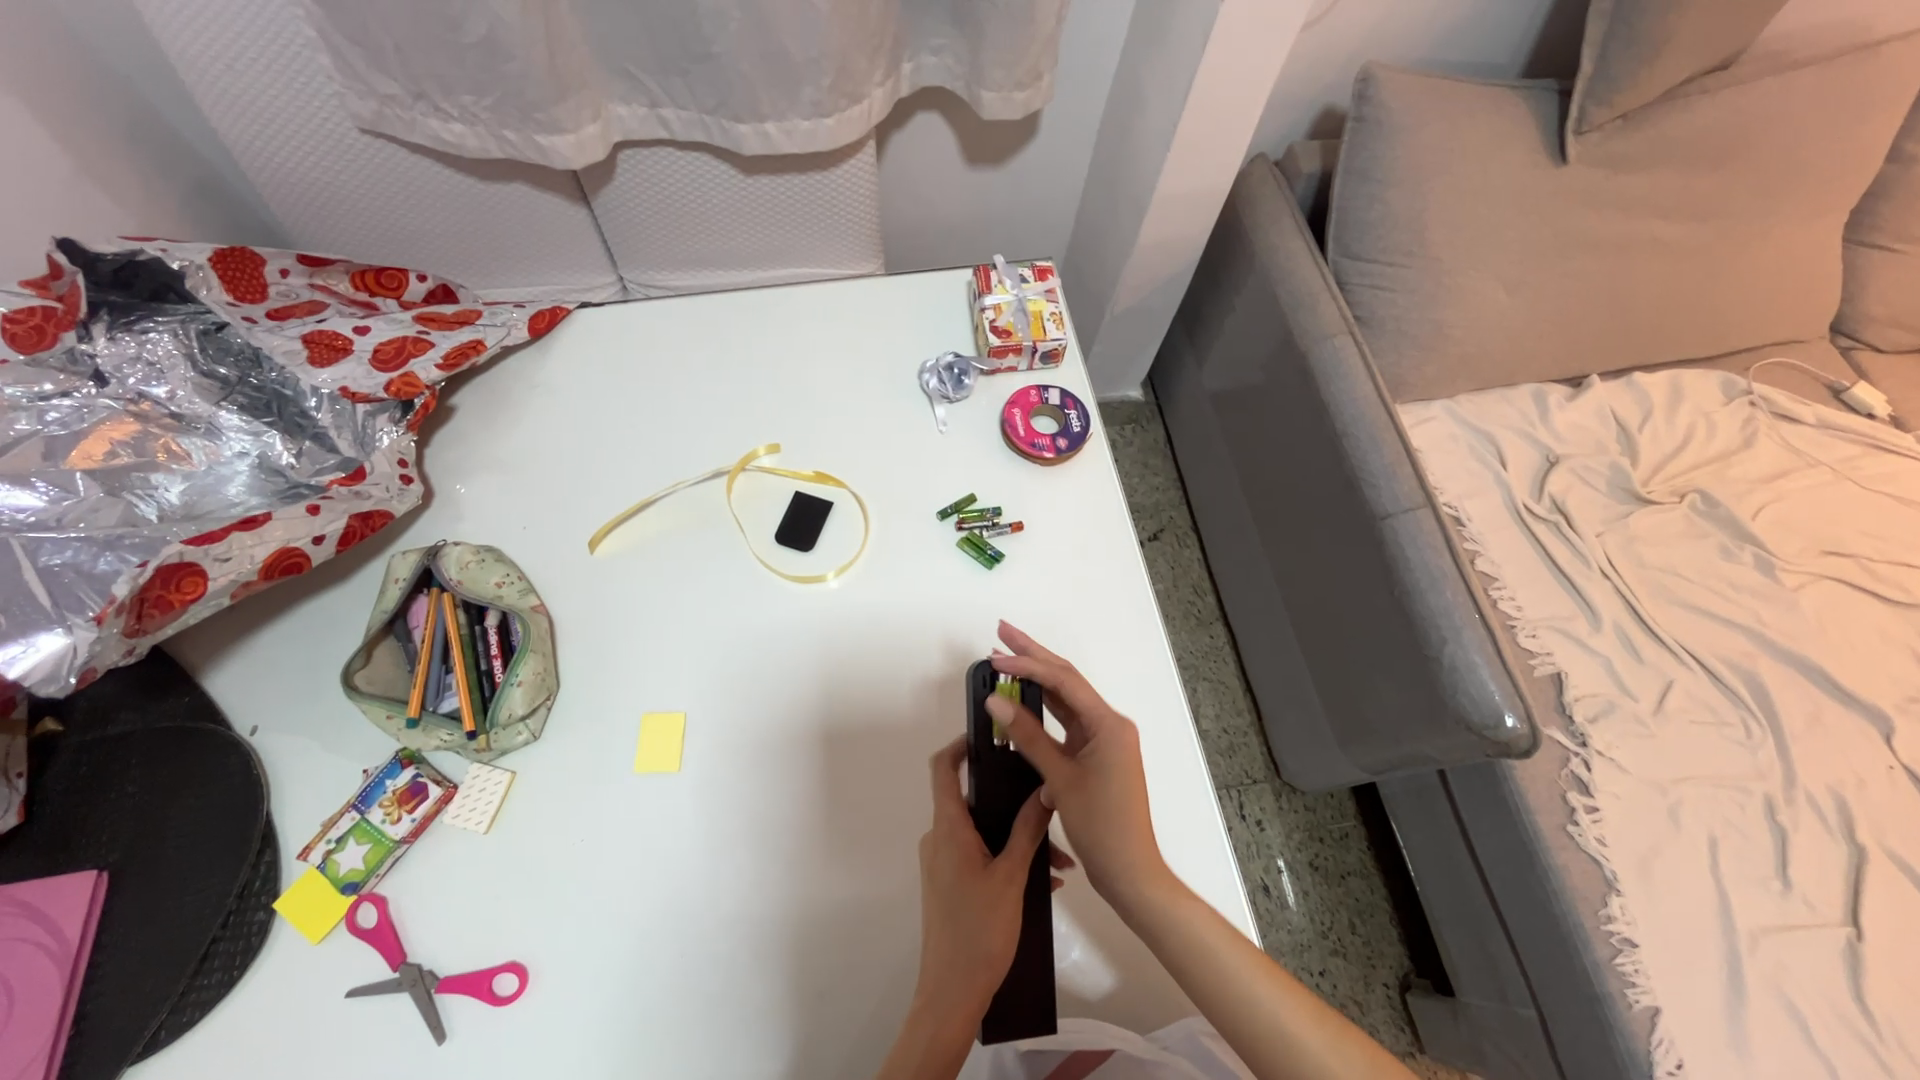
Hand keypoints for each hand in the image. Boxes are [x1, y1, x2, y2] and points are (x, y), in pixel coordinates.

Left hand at [912, 736, 1063, 1020]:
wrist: (952, 992)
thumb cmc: (979, 930)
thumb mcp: (1012, 877)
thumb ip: (1027, 830)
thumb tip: (1043, 789)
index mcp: (948, 829)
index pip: (943, 768)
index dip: (962, 745)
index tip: (992, 736)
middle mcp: (940, 838)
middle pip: (976, 801)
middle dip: (1016, 805)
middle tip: (1051, 812)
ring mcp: (943, 862)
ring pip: (984, 832)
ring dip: (1020, 839)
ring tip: (1061, 863)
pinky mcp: (950, 883)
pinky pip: (981, 855)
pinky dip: (1010, 859)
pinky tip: (1046, 880)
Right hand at [987, 622, 1173, 915]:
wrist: (1129, 870)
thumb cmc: (1100, 825)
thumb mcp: (1060, 778)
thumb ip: (1027, 736)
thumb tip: (996, 700)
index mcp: (1108, 724)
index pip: (1062, 681)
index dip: (1027, 665)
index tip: (994, 658)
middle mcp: (1109, 724)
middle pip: (1065, 680)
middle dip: (1033, 655)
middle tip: (1002, 630)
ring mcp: (1103, 740)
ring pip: (1065, 700)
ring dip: (1036, 679)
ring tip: (1005, 657)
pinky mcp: (1096, 755)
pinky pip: (1066, 723)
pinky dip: (1042, 710)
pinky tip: (1022, 699)